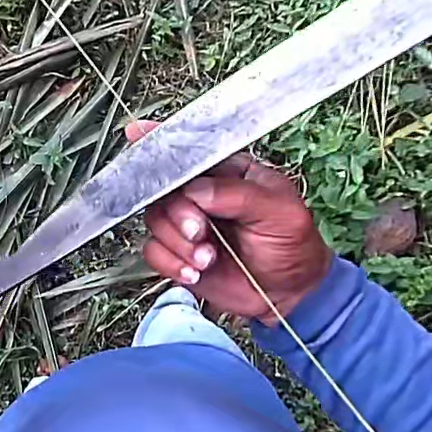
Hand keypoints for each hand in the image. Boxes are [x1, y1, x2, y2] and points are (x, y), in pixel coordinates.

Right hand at [127, 120, 332, 322]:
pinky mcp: (178, 254)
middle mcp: (202, 195)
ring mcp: (186, 225)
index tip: (138, 136)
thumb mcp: (279, 211)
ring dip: (177, 243)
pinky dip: (170, 263)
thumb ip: (237, 195)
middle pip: (164, 189)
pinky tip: (194, 271)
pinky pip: (153, 251)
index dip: (162, 144)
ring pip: (154, 221)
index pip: (191, 151)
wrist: (288, 295)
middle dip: (178, 214)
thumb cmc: (293, 247)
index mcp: (228, 173)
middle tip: (200, 232)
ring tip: (208, 258)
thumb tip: (195, 191)